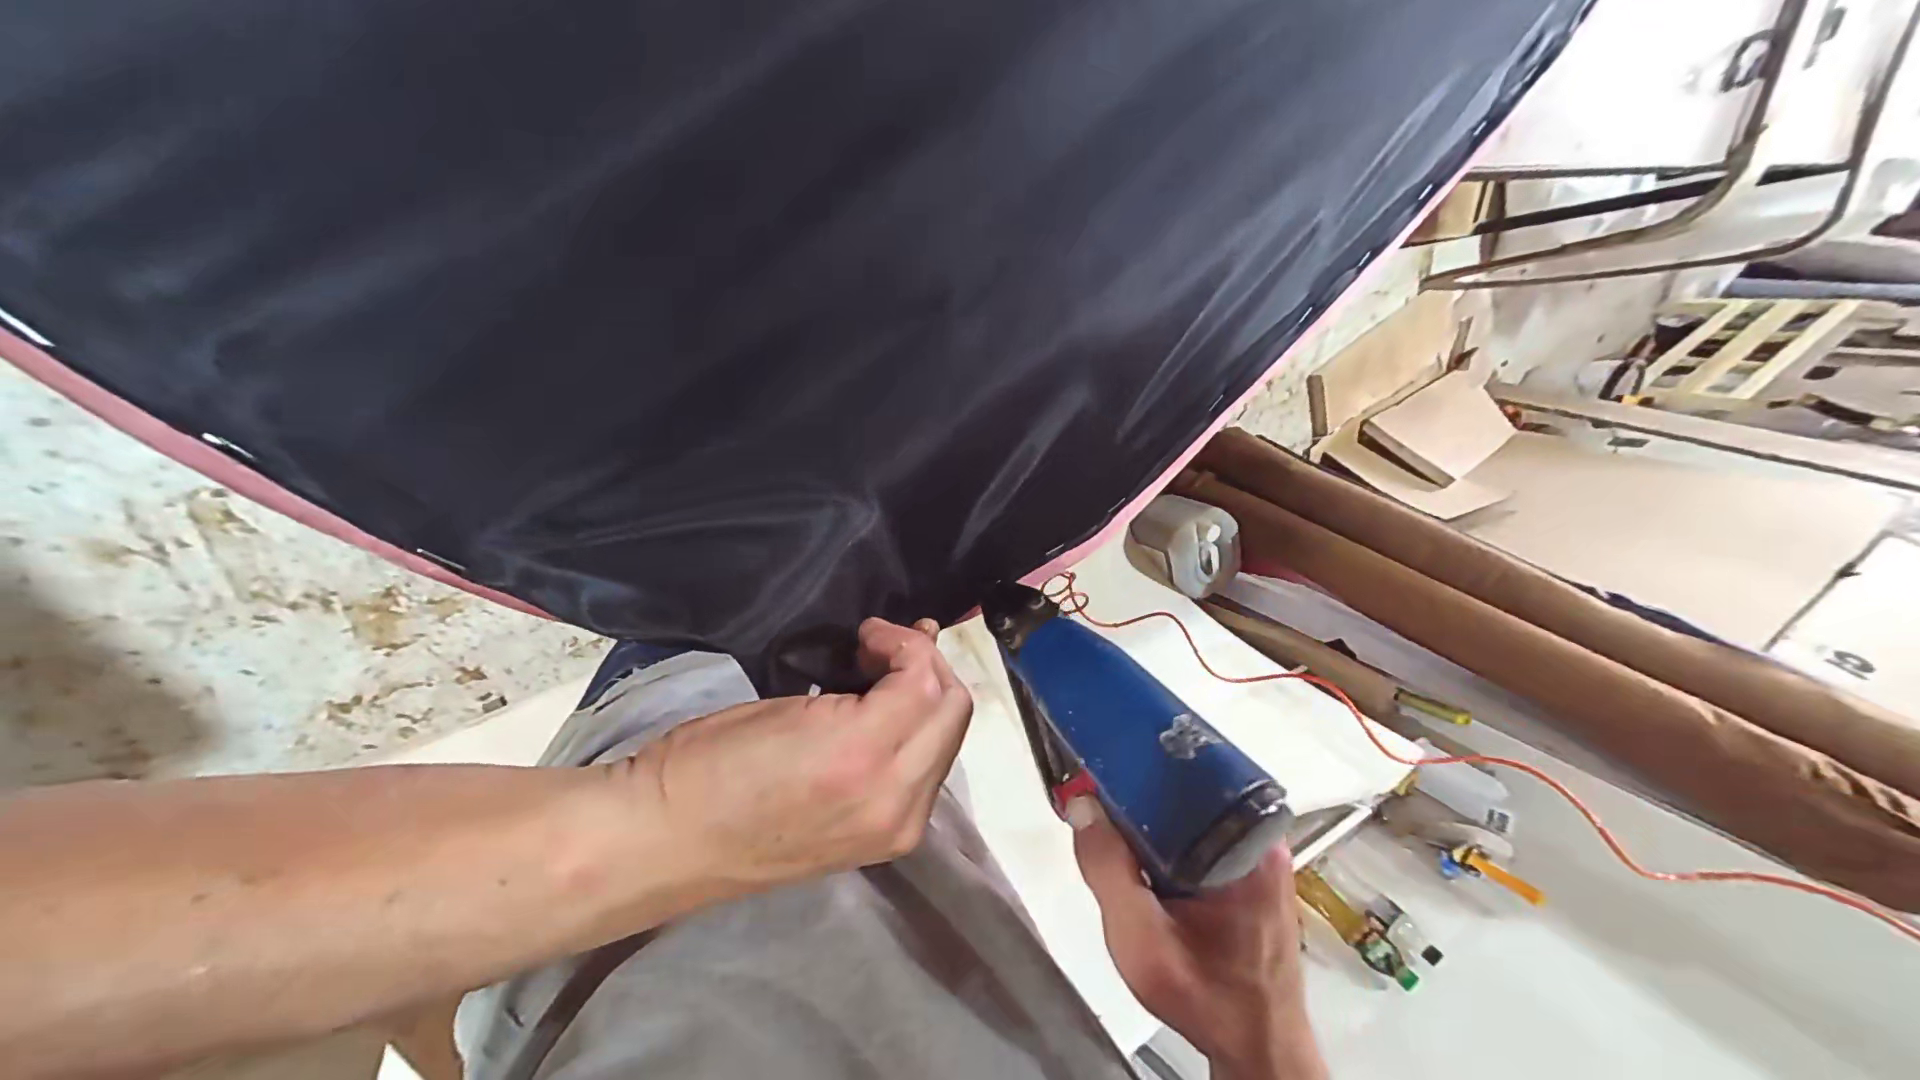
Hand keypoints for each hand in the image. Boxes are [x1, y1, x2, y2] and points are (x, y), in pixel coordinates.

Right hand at [628, 618, 972, 890]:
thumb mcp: (788, 705)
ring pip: (948, 742)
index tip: (867, 632)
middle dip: (927, 668)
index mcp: (864, 757)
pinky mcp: (888, 844)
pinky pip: (928, 774)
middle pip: (953, 712)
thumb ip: (861, 683)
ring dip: (926, 702)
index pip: (926, 682)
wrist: (665, 845)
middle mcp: (897, 800)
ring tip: (884, 680)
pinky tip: (884, 721)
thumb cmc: (707, 762)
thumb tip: (905, 657)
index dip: (905, 644)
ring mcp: (897, 830)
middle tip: (881, 649)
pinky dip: (917, 738)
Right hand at [1069, 798, 1326, 1079]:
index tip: (1098, 770)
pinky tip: (1141, 855)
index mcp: (1250, 846)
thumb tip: (1082, 804)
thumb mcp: (1141, 941)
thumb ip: (1108, 870)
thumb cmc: (1206, 999)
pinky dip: (1166, 837)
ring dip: (1150, 818)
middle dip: (1138, 795)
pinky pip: (1199, 833)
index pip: (1187, 778)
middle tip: (1096, 801)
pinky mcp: (1250, 868)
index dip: (1139, 771)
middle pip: (1187, 791)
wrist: (1257, 1050)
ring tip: (1113, 824)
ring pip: (1190, 811)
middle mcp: (1262, 839)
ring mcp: (1260, 853)